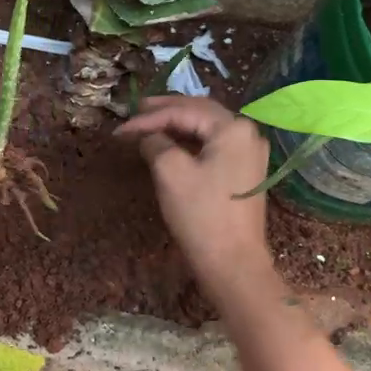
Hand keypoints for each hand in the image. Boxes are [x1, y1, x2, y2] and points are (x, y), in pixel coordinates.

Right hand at [115, 96, 274, 288]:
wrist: (232, 261)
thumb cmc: (200, 213)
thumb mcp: (170, 172)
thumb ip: (155, 143)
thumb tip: (148, 136)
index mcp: (232, 128)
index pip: (184, 111)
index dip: (148, 117)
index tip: (120, 128)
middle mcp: (247, 133)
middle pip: (200, 112)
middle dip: (167, 110)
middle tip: (137, 109)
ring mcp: (249, 154)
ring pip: (208, 128)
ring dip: (178, 124)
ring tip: (150, 123)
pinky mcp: (245, 172)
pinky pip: (214, 145)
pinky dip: (191, 141)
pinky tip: (173, 143)